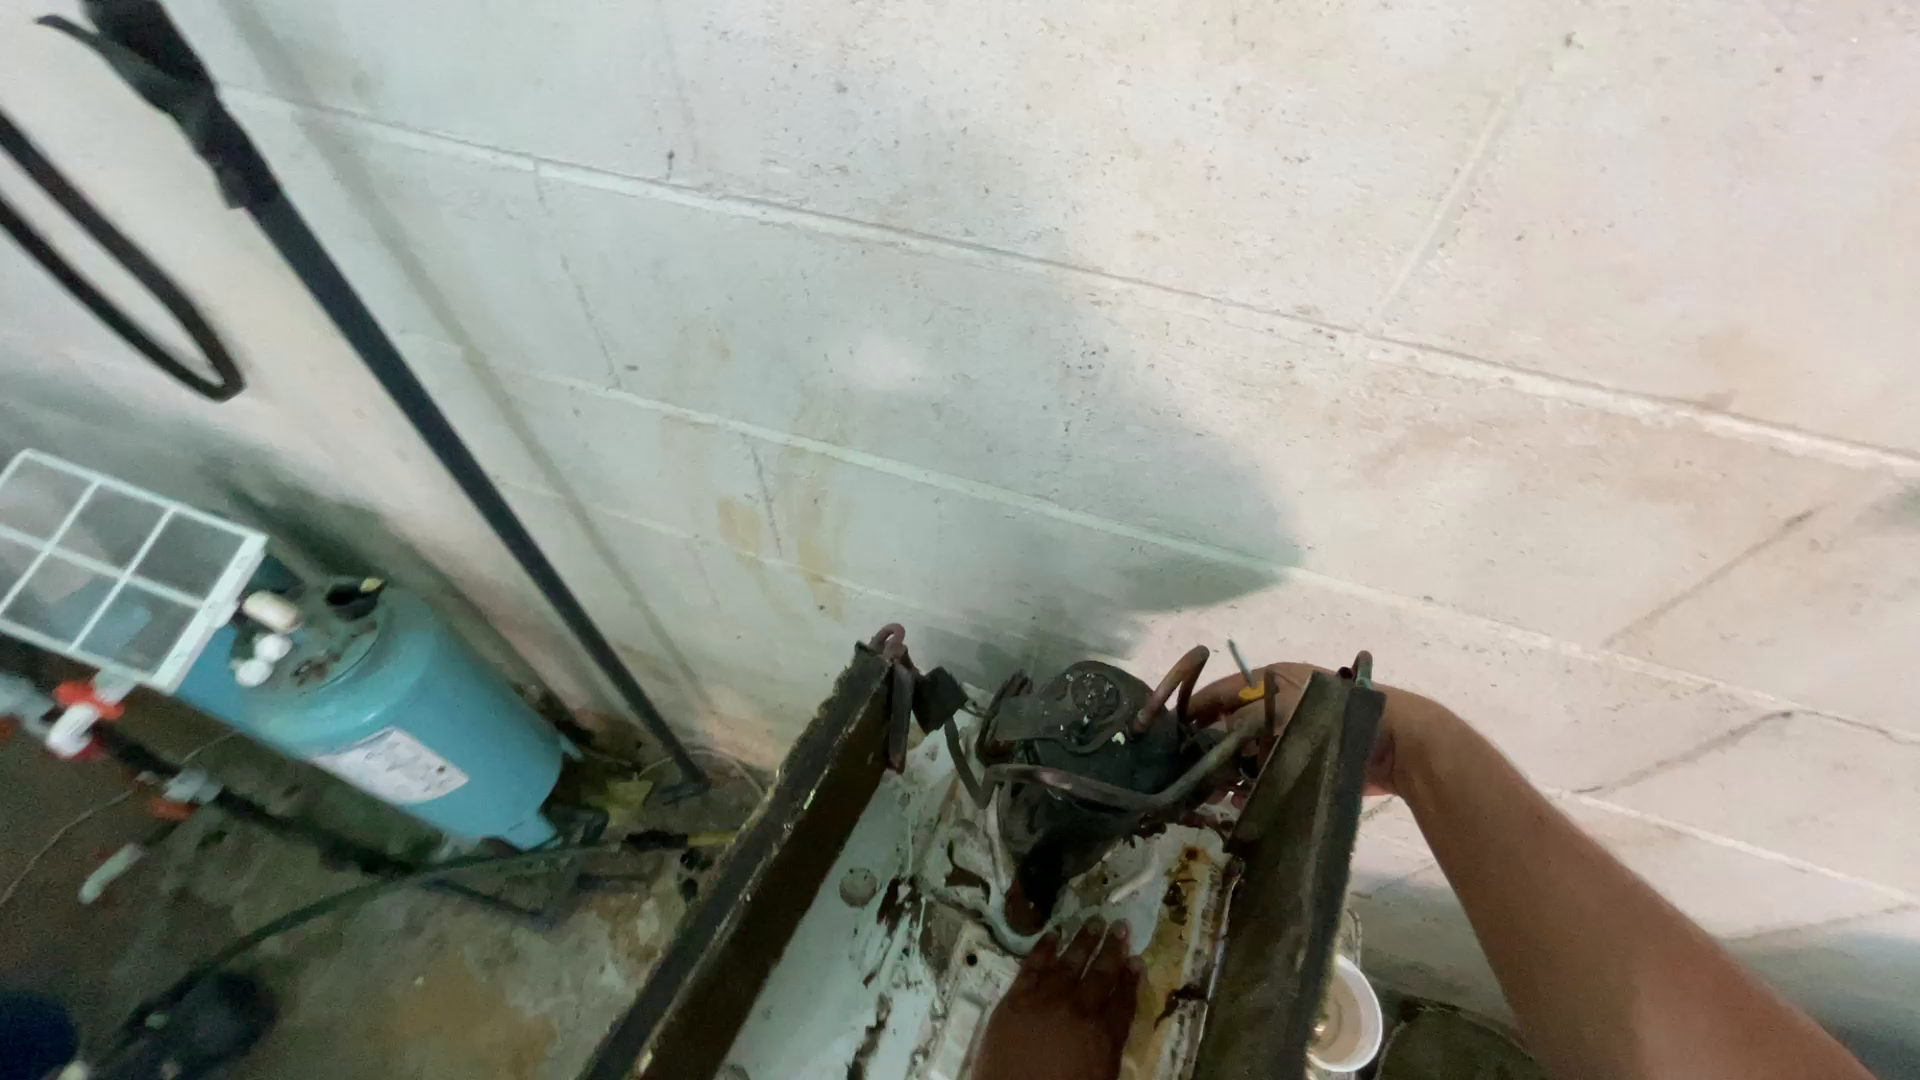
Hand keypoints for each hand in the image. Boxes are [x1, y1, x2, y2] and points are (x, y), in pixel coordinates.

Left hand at [974, 919, 1142, 1079]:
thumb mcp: (1099, 1078)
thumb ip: (1107, 1050)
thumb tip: (1114, 1024)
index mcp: (1100, 1039)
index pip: (1123, 1003)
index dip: (1132, 981)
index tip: (1138, 959)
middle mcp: (1076, 1012)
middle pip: (1099, 976)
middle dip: (1112, 950)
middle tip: (1121, 925)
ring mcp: (1044, 1000)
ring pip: (1069, 963)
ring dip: (1083, 941)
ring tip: (1095, 920)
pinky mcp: (1016, 998)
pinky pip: (1032, 966)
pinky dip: (1043, 948)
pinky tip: (1053, 933)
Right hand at [1187, 660, 1459, 797]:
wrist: (1398, 743)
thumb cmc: (1334, 714)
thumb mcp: (1281, 709)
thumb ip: (1240, 722)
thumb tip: (1209, 737)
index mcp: (1271, 678)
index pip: (1222, 690)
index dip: (1198, 707)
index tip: (1173, 729)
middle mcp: (1277, 701)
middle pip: (1232, 722)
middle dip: (1212, 743)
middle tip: (1192, 765)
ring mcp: (1291, 731)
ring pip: (1248, 749)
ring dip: (1231, 768)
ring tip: (1212, 788)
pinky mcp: (1305, 757)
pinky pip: (1269, 769)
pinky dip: (1253, 783)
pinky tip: (1238, 799)